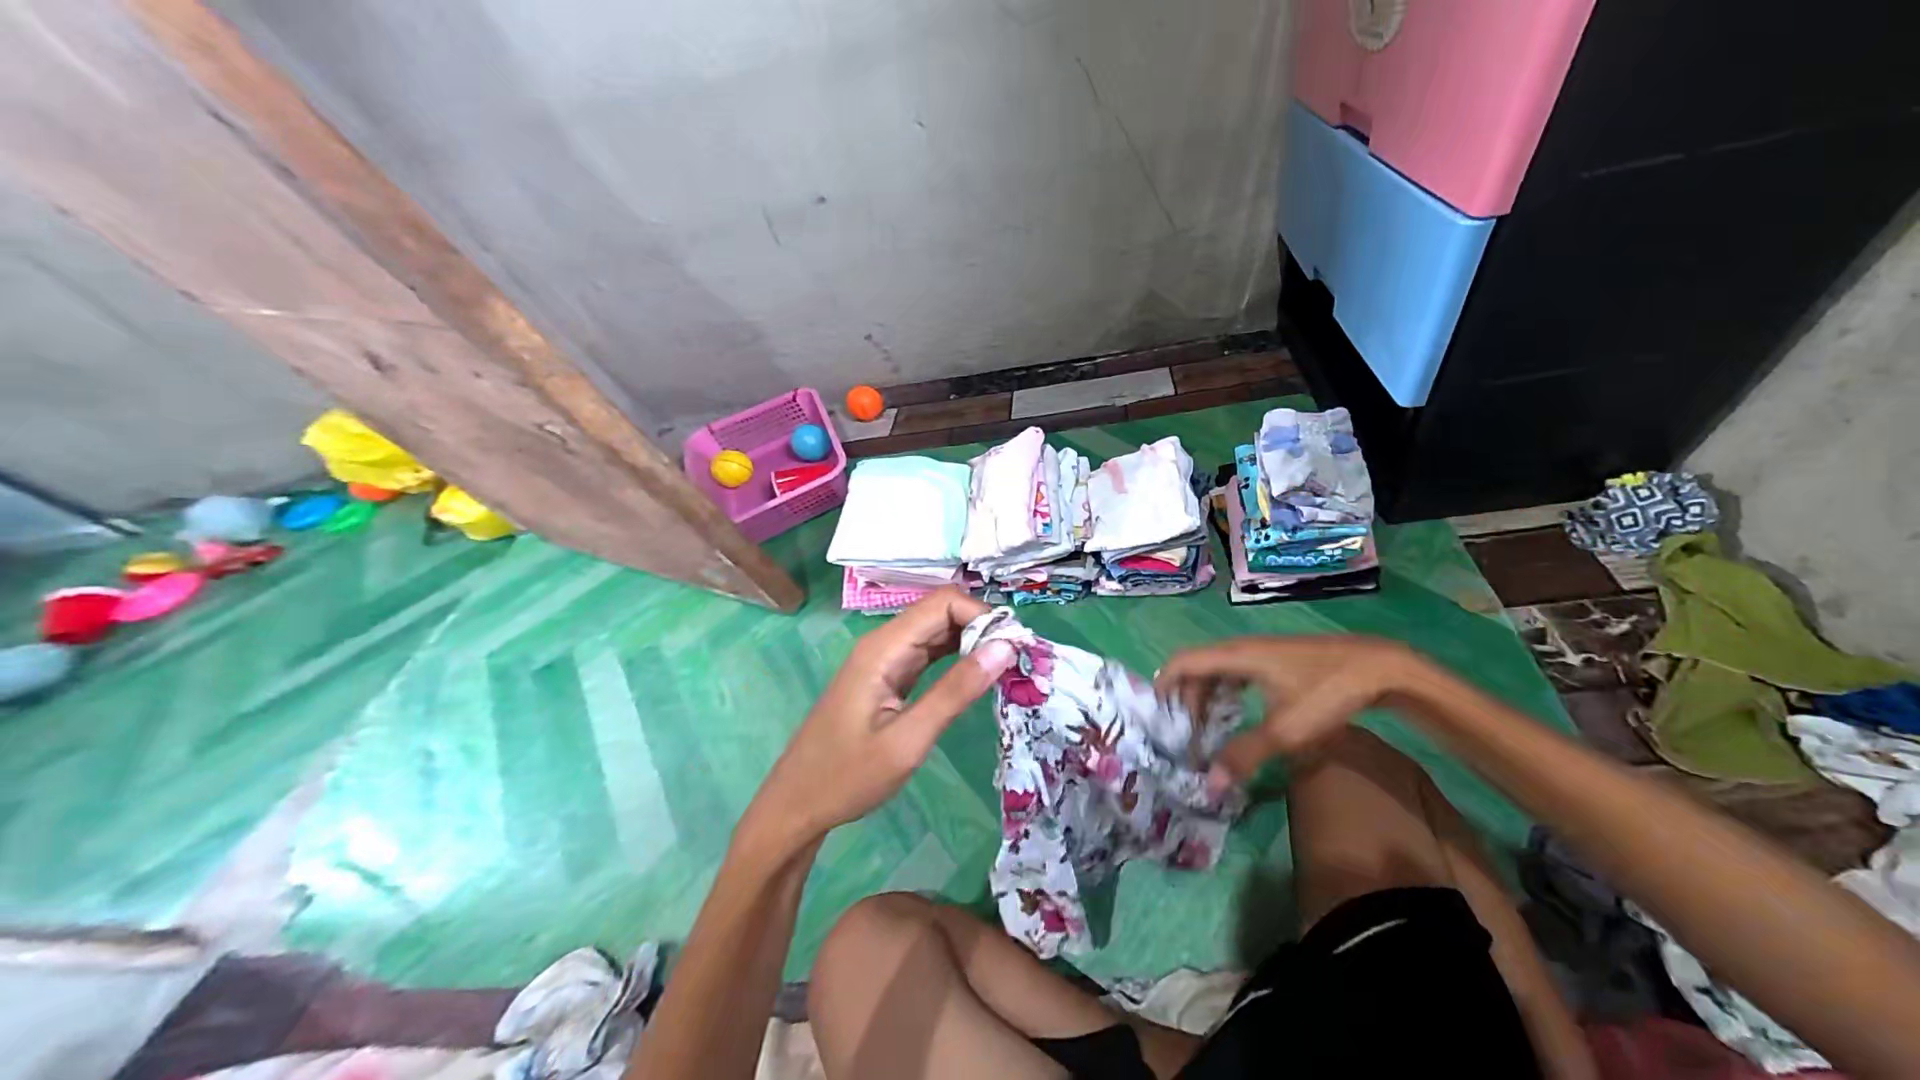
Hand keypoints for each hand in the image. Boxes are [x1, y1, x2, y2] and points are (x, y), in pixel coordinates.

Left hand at [739, 588, 1017, 855]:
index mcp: (884, 648)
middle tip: (1020, 661)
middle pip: (942, 612)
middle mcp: (883, 643)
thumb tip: (1005, 647)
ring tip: (1008, 669)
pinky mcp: (887, 676)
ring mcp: (884, 659)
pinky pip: (928, 653)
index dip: (983, 616)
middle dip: (983, 628)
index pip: (944, 603)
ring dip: (973, 643)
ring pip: (937, 632)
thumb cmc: (848, 776)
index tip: (1016, 648)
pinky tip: (978, 678)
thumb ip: (956, 691)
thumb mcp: (909, 740)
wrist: (798, 803)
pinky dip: (956, 659)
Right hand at [1155, 636, 1430, 786]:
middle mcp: (1241, 649)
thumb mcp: (1286, 730)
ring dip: (1205, 695)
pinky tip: (1237, 714)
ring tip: (1206, 728)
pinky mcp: (1275, 659)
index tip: (1159, 717)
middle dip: (1185, 698)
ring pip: (1216, 669)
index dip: (1164, 686)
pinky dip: (1225, 691)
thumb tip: (1209, 784)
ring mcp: (1260, 651)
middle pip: (1196, 667)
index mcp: (1235, 656)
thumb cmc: (1328, 692)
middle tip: (1186, 733)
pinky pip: (1235, 672)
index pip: (1182, 662)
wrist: (1382, 668)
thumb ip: (1245, 754)